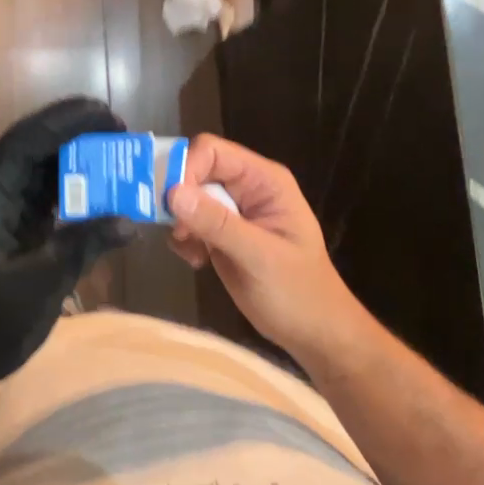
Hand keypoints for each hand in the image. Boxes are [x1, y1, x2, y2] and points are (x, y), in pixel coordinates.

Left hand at [0, 98, 127, 459]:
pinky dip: (75, 191)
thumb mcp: (37, 286)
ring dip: (76, 158)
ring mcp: (4, 215)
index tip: (103, 113)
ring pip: (41, 172)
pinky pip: (47, 200)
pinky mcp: (17, 234)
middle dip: (72, 132)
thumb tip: (129, 221)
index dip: (62, 123)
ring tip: (117, 149)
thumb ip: (80, 248)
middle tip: (119, 126)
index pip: (22, 145)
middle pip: (32, 150)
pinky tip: (104, 188)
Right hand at [167, 135, 361, 357]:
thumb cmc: (297, 292)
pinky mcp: (221, 234)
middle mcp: (246, 188)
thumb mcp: (259, 256)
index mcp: (264, 180)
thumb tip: (173, 192)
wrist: (313, 333)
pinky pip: (189, 222)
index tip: (170, 203)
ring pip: (187, 197)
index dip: (186, 168)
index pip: (212, 152)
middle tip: (177, 232)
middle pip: (195, 171)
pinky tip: (197, 262)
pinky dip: (184, 240)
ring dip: (180, 223)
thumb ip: (217, 223)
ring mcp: (232, 211)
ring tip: (192, 252)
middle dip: (178, 199)